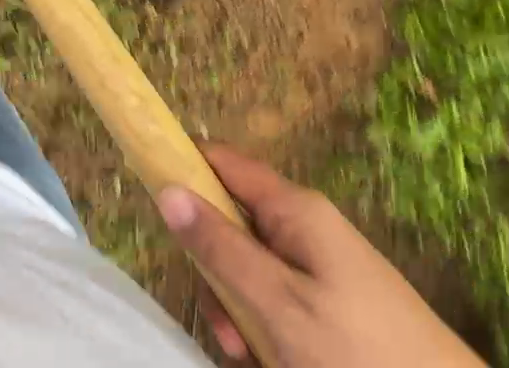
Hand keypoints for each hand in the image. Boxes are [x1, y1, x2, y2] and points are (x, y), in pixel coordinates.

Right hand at [159, 146, 483, 367]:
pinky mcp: (332, 299)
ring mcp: (321, 263)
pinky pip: (276, 293)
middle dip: (212, 265)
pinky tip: (270, 357)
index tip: (150, 195)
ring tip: (249, 353)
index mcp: (295, 209)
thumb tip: (166, 188)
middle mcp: (306, 225)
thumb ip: (220, 248)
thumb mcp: (278, 303)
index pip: (222, 161)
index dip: (183, 168)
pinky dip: (263, 321)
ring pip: (250, 264)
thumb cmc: (358, 351)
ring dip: (236, 303)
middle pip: (231, 220)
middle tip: (222, 319)